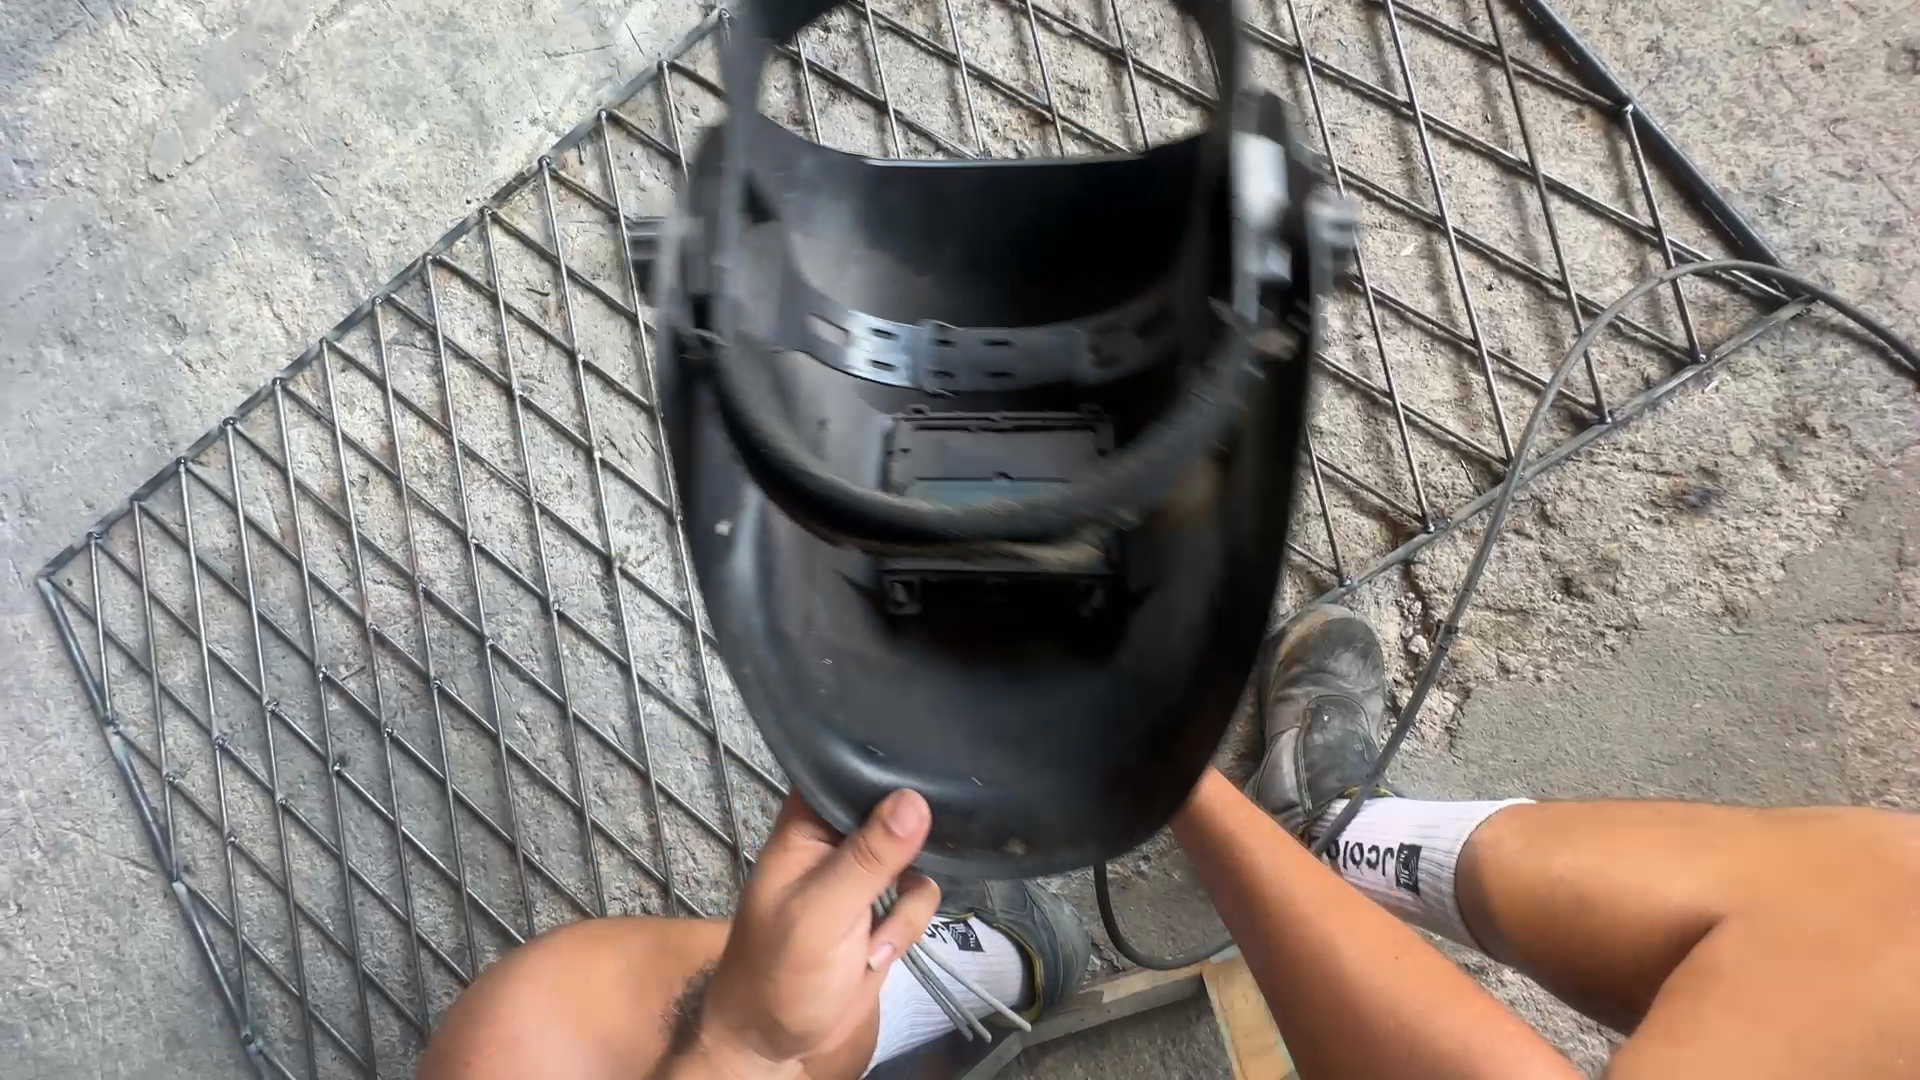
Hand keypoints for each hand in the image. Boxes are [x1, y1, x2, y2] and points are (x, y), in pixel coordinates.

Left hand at [687, 789, 941, 1077]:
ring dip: (908, 893)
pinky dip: (909, 923)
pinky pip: (922, 892)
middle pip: (893, 802)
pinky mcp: (887, 906)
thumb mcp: (820, 914)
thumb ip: (868, 859)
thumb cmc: (778, 972)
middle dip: (913, 828)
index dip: (884, 762)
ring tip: (878, 934)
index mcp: (809, 821)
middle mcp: (840, 836)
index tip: (923, 761)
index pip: (848, 767)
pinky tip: (879, 950)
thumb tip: (915, 800)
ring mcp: (866, 871)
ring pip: (917, 851)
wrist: (777, 1046)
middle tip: (911, 858)